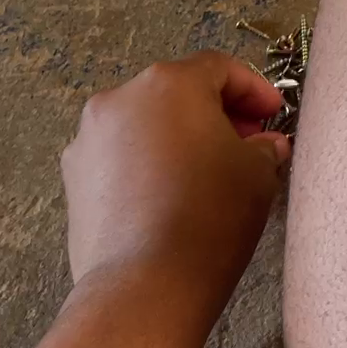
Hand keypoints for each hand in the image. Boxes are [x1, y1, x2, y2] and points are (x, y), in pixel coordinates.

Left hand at [23, 53, 290, 347]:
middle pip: (179, 91)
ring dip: (185, 134)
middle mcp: (119, 103)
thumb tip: (260, 144)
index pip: (221, 68)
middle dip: (218, 110)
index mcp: (169, 84)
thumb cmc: (211, 206)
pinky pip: (126, 153)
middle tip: (250, 135)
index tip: (273, 112)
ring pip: (149, 122)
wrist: (148, 279)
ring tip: (217, 163)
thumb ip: (262, 140)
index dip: (255, 89)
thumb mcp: (261, 161)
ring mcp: (88, 144)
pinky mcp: (74, 182)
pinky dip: (156, 158)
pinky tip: (183, 186)